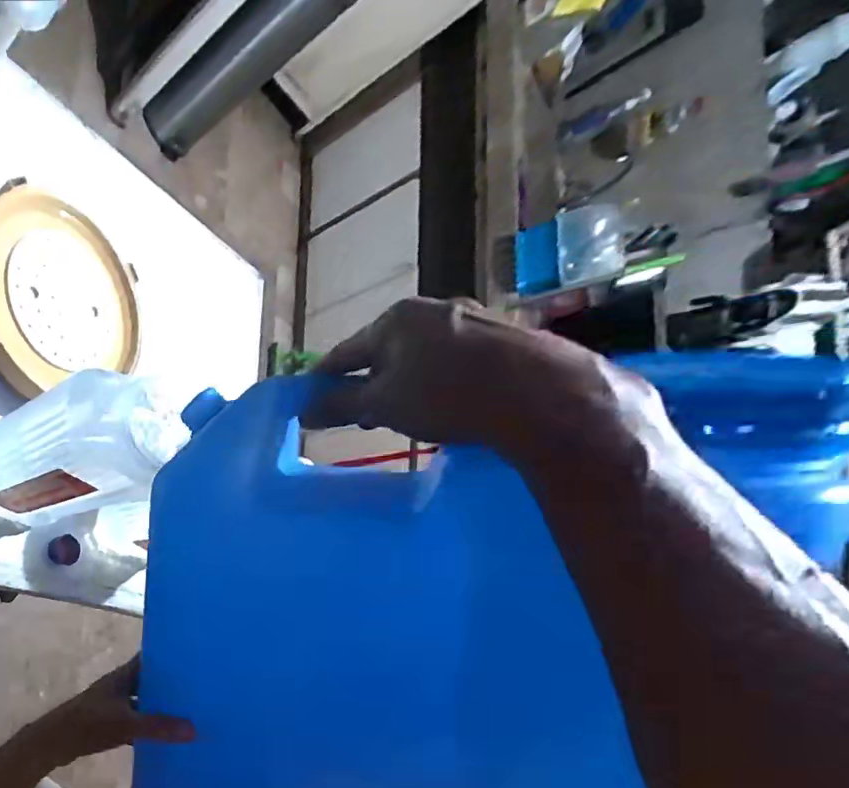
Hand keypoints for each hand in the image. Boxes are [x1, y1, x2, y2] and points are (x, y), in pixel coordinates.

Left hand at [27, 658, 194, 765]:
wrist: (55, 742)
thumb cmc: (88, 724)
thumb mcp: (126, 724)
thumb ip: (157, 726)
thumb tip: (194, 729)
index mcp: (122, 677)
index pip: (149, 659)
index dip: (169, 657)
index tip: (194, 659)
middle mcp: (119, 686)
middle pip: (149, 681)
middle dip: (171, 686)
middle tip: (200, 691)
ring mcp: (114, 704)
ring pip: (144, 702)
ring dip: (162, 708)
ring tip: (191, 714)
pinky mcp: (111, 722)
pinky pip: (137, 720)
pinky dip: (150, 726)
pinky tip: (168, 737)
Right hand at [303, 298, 649, 465]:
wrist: (543, 394)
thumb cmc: (446, 394)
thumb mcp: (382, 404)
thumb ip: (340, 405)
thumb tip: (305, 411)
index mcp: (394, 319)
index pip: (343, 353)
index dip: (322, 380)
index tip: (309, 402)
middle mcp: (431, 310)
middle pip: (382, 352)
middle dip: (366, 383)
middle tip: (357, 416)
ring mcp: (471, 320)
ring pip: (418, 357)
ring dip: (401, 385)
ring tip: (400, 416)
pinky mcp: (502, 338)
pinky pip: (451, 361)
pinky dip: (435, 383)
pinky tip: (442, 407)